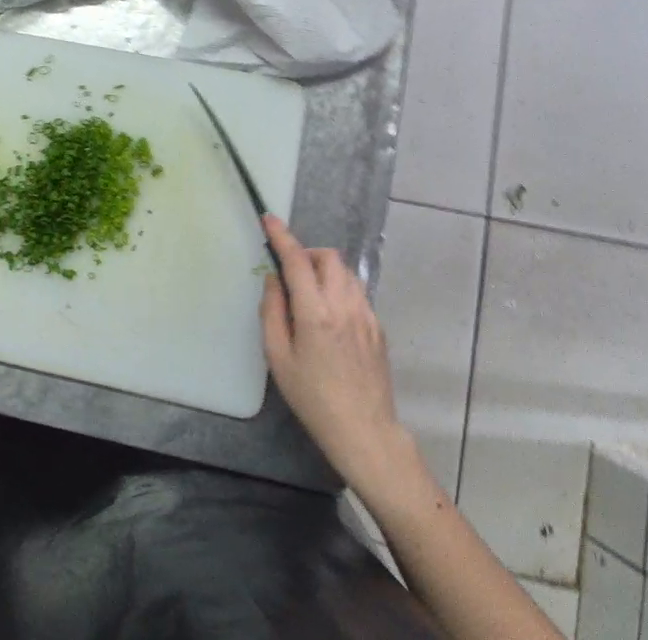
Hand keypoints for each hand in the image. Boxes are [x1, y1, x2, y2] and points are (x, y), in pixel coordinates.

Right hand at [259, 214, 409, 488]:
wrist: (363, 428)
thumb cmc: (311, 396)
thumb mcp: (277, 356)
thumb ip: (271, 311)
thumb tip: (273, 280)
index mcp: (315, 312)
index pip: (297, 261)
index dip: (282, 236)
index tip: (269, 219)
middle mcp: (345, 306)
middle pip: (330, 258)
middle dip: (307, 254)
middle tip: (290, 273)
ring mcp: (367, 315)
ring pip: (347, 273)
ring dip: (324, 270)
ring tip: (308, 294)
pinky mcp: (378, 328)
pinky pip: (357, 293)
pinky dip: (338, 290)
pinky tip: (327, 317)